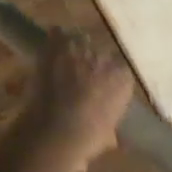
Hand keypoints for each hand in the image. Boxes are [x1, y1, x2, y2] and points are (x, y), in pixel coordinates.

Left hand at [24, 29, 133, 159]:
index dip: (110, 76)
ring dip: (73, 49)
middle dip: (91, 62)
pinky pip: (56, 33)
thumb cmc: (87, 138)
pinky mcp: (55, 46)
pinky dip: (54, 39)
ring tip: (63, 62)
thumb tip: (111, 127)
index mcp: (122, 79)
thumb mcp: (108, 131)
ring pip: (79, 39)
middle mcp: (104, 59)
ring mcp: (79, 48)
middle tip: (80, 76)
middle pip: (100, 52)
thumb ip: (110, 115)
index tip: (102, 85)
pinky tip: (50, 47)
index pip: (120, 69)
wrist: (56, 130)